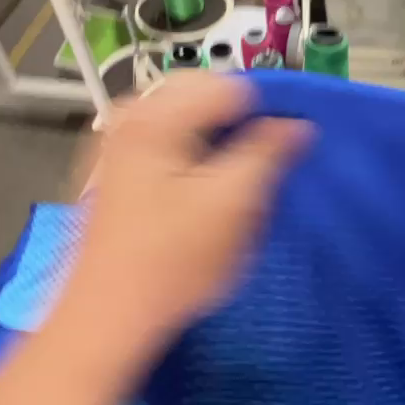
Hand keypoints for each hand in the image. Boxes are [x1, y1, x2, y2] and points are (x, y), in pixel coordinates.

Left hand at [51, 73, 310, 371]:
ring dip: (215, 144)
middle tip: (255, 172)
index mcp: (154, 116)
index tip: (283, 153)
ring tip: (229, 187)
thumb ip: (268, 153)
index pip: (231, 87)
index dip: (266, 115)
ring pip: (185, 122)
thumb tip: (297, 125)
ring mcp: (115, 145)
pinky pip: (165, 144)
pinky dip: (190, 158)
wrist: (107, 317)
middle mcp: (128, 118)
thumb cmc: (171, 263)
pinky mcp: (115, 172)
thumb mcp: (232, 204)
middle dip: (236, 128)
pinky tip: (198, 196)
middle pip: (204, 98)